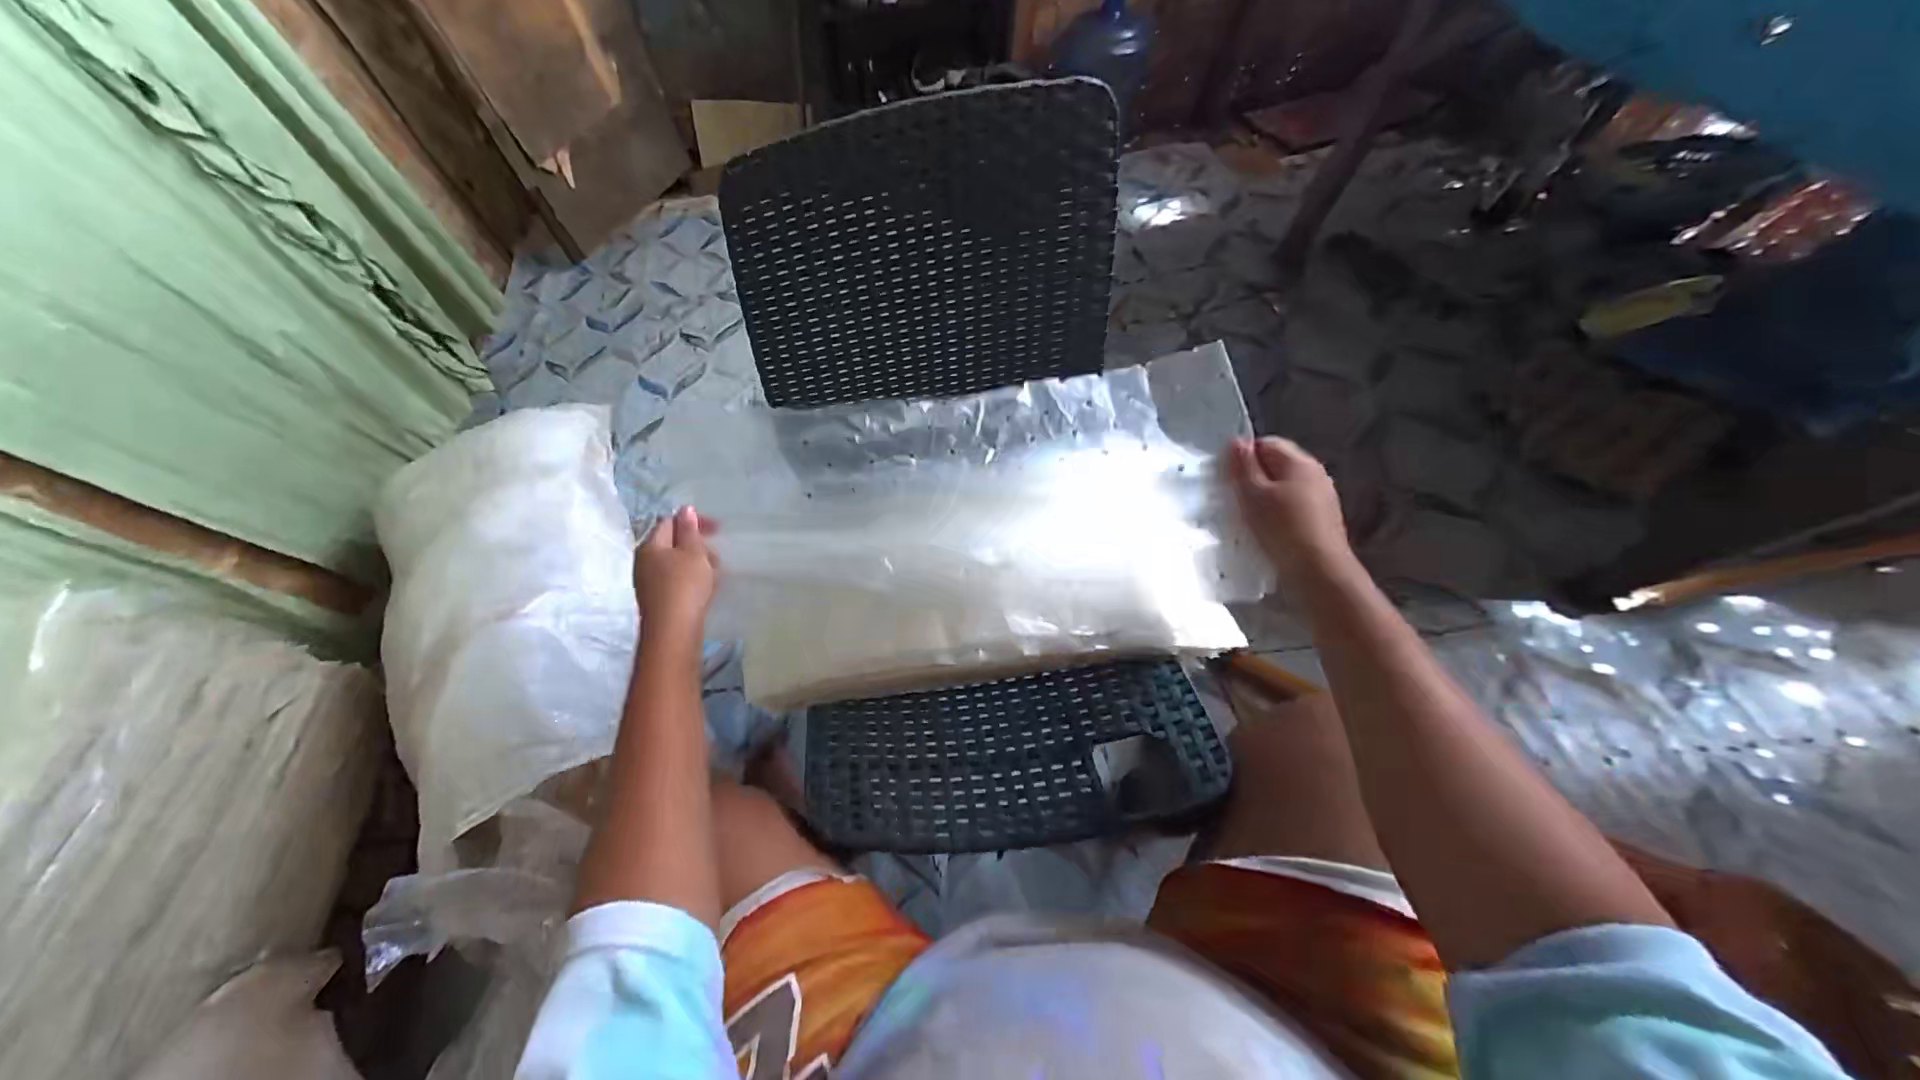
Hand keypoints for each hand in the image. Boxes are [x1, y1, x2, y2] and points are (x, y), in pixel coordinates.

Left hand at [635, 506, 717, 637]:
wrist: (673, 630)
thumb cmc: (685, 585)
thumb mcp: (693, 552)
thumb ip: (690, 530)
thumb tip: (685, 509)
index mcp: (650, 546)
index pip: (669, 522)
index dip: (693, 521)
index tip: (717, 529)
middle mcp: (644, 562)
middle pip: (674, 544)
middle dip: (698, 547)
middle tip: (716, 558)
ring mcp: (649, 583)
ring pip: (677, 564)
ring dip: (698, 565)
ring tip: (715, 576)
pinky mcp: (658, 600)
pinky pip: (677, 581)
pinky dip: (693, 580)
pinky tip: (706, 590)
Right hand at [1228, 436, 1353, 580]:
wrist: (1319, 571)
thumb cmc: (1282, 529)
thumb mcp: (1253, 495)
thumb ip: (1243, 466)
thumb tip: (1237, 441)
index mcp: (1299, 462)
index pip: (1265, 443)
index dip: (1243, 457)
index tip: (1227, 478)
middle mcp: (1315, 473)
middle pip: (1276, 465)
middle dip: (1253, 477)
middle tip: (1233, 499)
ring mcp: (1322, 496)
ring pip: (1284, 487)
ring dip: (1264, 497)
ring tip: (1247, 518)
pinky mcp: (1323, 518)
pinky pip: (1293, 506)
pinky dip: (1277, 513)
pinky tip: (1267, 531)